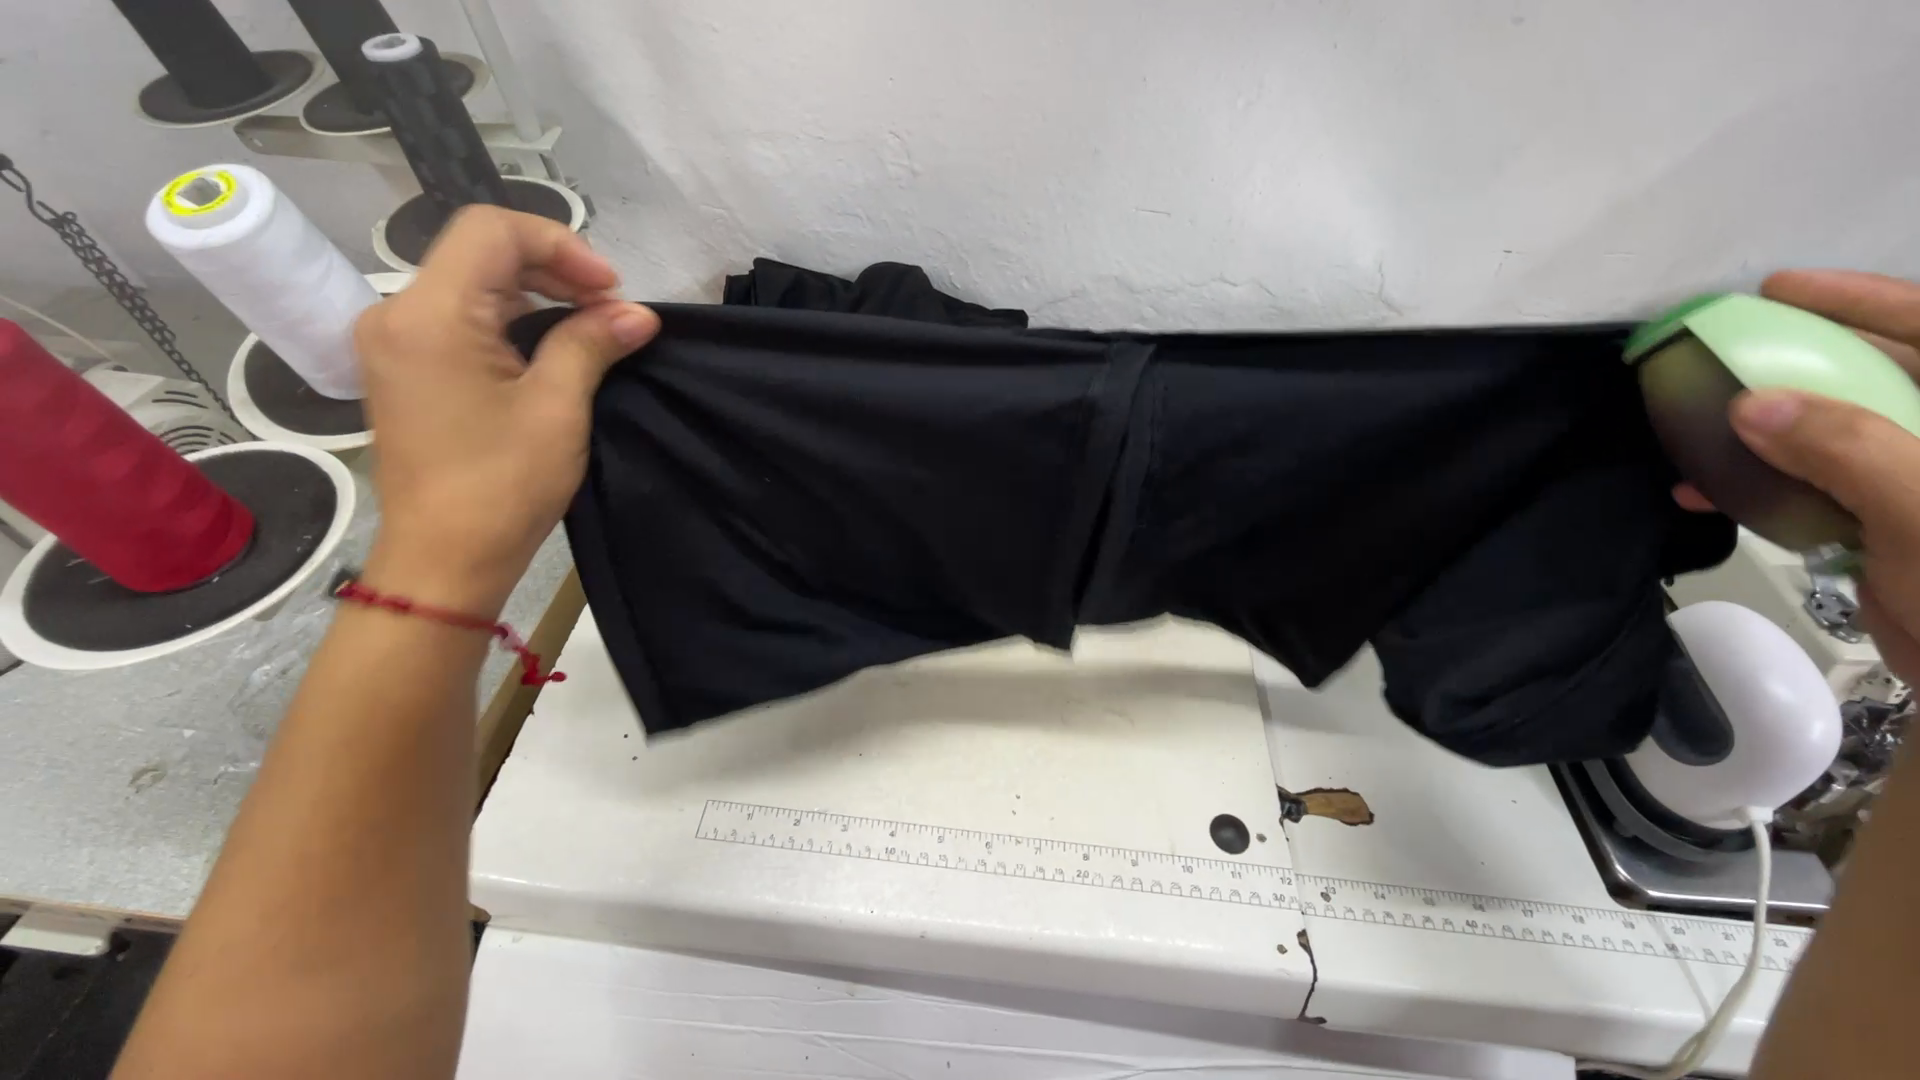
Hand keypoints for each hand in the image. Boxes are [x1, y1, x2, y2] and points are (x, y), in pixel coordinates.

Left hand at [352, 206, 659, 613]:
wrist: (444, 559)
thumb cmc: (502, 484)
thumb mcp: (558, 408)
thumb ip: (593, 343)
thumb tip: (639, 314)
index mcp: (429, 313)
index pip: (492, 230)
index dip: (561, 245)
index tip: (611, 290)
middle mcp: (396, 313)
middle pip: (480, 253)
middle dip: (554, 269)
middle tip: (611, 310)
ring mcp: (394, 342)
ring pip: (471, 284)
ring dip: (536, 294)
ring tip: (590, 329)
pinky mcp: (404, 369)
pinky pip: (459, 319)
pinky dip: (509, 321)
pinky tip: (549, 347)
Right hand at [1677, 271, 1919, 678]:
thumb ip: (1850, 449)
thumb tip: (1753, 405)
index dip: (1865, 302)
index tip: (1781, 289)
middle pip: (1876, 376)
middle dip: (1796, 360)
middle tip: (1721, 347)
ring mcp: (1916, 482)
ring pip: (1833, 432)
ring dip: (1761, 426)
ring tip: (1694, 414)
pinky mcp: (1884, 522)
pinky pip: (1810, 485)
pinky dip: (1755, 483)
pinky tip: (1700, 488)